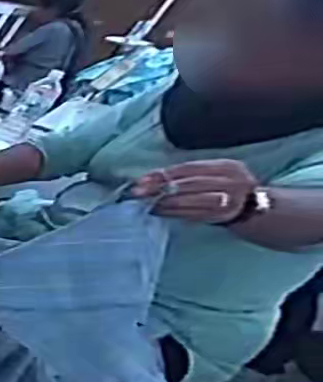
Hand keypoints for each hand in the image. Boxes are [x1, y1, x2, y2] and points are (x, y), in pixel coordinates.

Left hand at [130, 160, 258, 222]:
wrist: (245, 205)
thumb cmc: (212, 185)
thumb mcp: (199, 173)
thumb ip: (174, 173)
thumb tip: (142, 179)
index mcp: (228, 167)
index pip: (190, 168)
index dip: (162, 174)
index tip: (140, 180)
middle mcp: (235, 182)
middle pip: (191, 183)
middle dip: (160, 188)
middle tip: (137, 192)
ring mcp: (232, 199)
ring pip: (193, 199)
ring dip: (164, 201)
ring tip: (146, 201)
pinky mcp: (223, 214)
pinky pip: (192, 213)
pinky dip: (170, 212)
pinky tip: (156, 210)